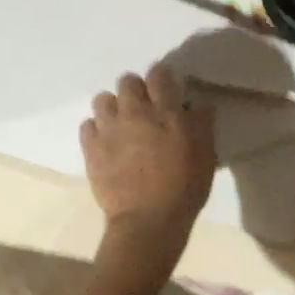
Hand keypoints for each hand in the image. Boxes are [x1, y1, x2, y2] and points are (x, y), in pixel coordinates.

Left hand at [80, 64, 216, 246]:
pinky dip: (97, 129)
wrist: (148, 220)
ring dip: (113, 107)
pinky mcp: (90, 147)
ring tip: (122, 124)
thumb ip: (201, 124)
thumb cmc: (185, 187)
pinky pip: (87, 125)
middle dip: (136, 90)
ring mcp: (109, 128)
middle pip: (127, 81)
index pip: (159, 74)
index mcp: (165, 111)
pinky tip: (107, 143)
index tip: (167, 90)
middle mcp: (134, 112)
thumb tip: (197, 104)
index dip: (162, 78)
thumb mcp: (206, 155)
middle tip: (145, 110)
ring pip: (102, 99)